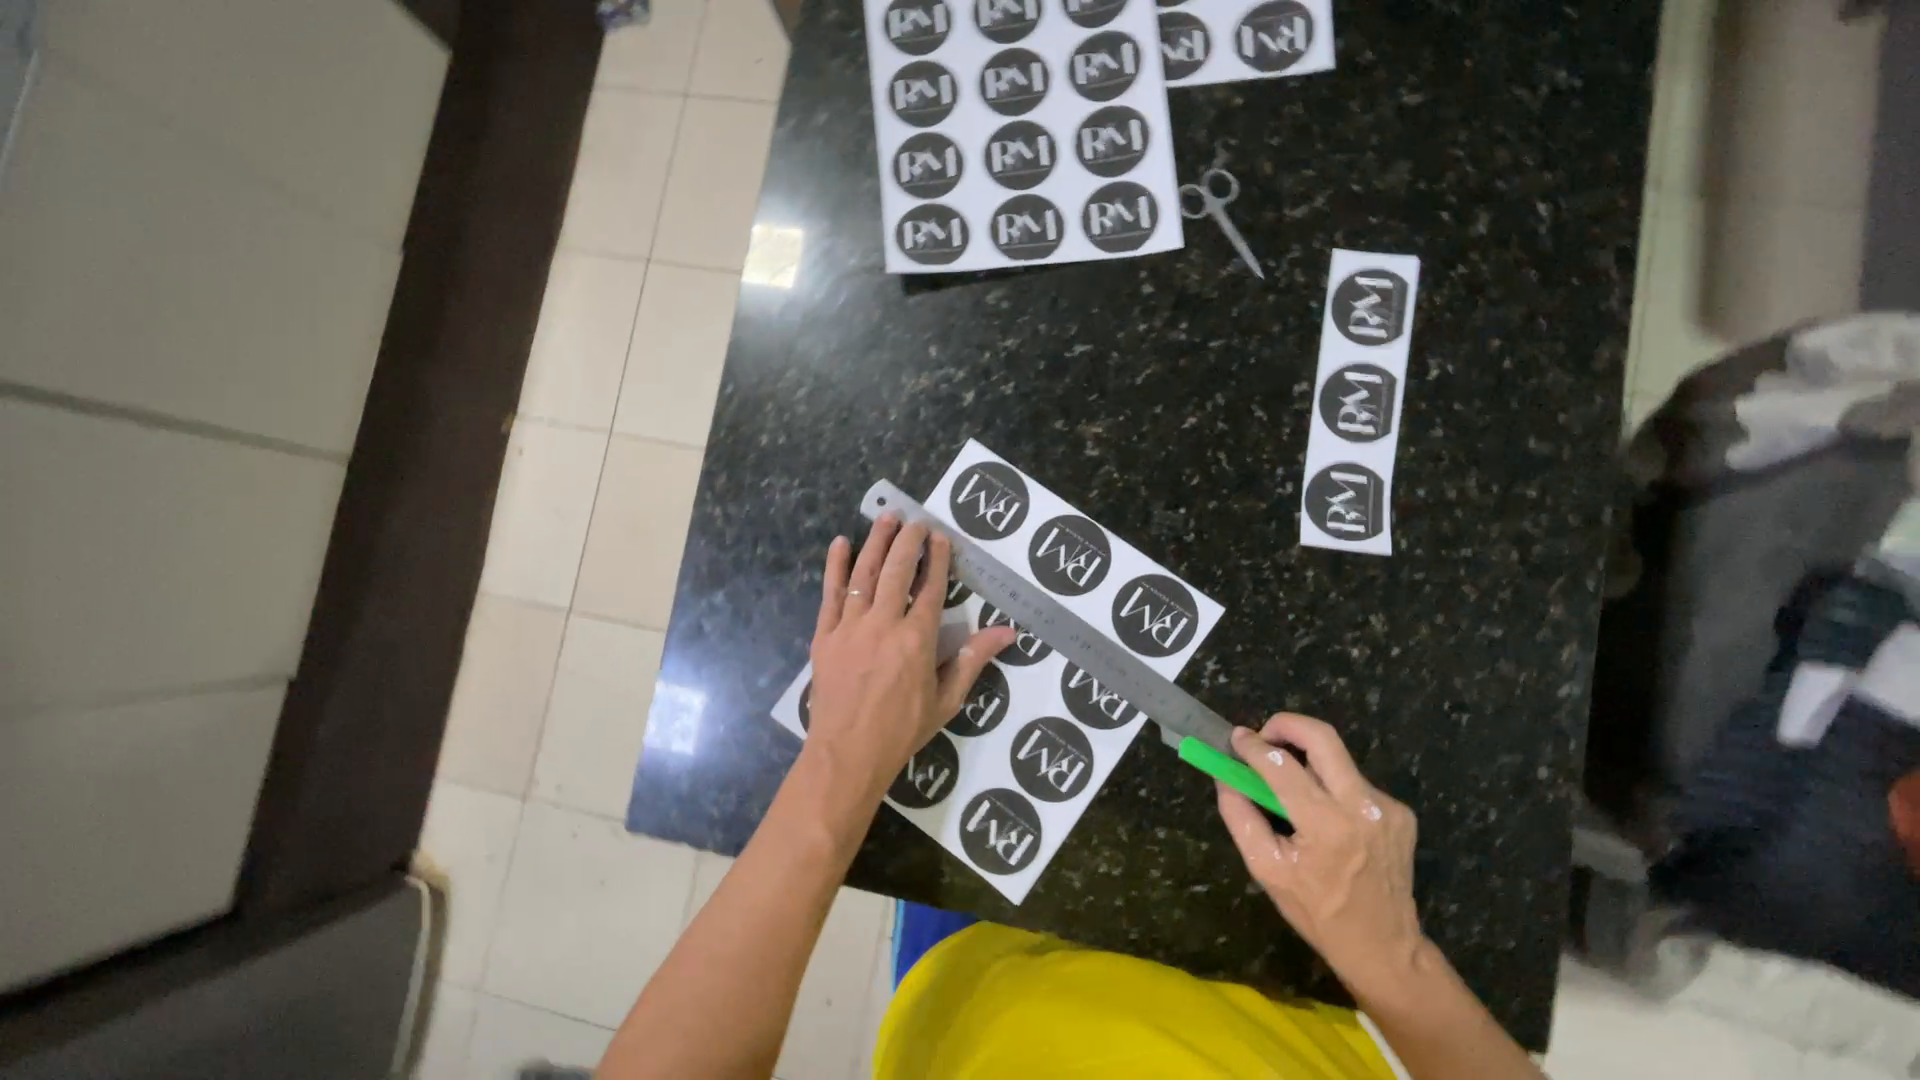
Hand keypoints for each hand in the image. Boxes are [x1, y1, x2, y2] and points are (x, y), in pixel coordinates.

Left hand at [805, 514, 1014, 798]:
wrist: (848, 754)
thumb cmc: (902, 730)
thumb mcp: (946, 700)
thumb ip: (972, 659)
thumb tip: (1007, 632)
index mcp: (917, 639)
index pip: (930, 587)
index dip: (937, 559)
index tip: (940, 537)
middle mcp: (884, 624)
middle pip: (897, 570)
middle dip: (908, 541)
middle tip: (915, 521)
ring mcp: (851, 627)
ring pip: (864, 573)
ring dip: (876, 542)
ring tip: (886, 518)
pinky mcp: (825, 635)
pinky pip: (830, 593)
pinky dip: (835, 566)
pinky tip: (841, 544)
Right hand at [1217, 714, 1426, 1000]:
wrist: (1384, 947)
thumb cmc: (1316, 912)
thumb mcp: (1266, 868)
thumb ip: (1240, 815)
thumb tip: (1224, 775)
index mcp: (1326, 825)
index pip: (1282, 765)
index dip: (1253, 746)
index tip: (1235, 738)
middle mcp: (1363, 806)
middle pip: (1323, 737)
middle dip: (1287, 725)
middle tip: (1263, 736)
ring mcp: (1388, 807)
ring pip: (1338, 759)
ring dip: (1308, 760)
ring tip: (1288, 785)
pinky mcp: (1401, 812)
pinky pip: (1355, 782)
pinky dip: (1330, 786)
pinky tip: (1323, 814)